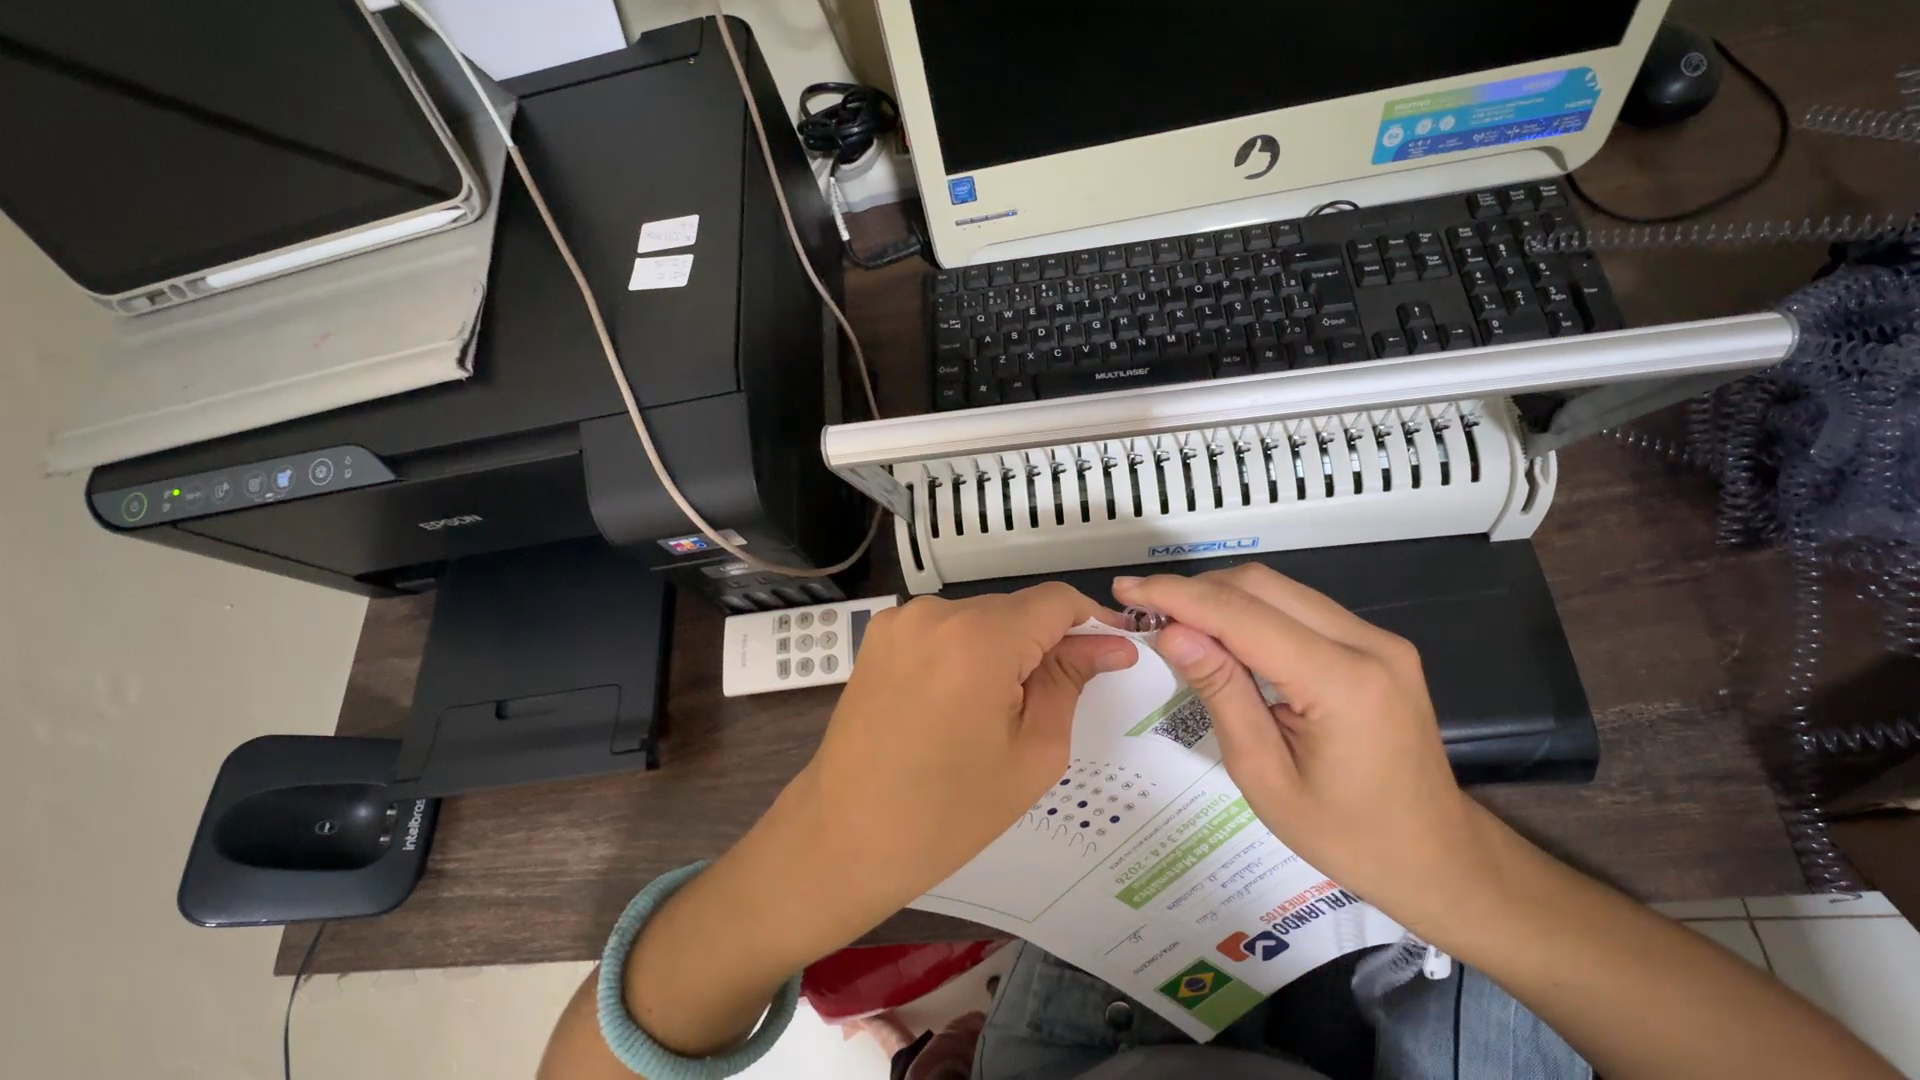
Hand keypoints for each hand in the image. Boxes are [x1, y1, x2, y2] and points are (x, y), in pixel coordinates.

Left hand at [792, 584, 1137, 928]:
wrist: (844, 837)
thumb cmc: (947, 813)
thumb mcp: (1032, 752)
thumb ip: (1070, 683)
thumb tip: (1110, 645)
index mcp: (978, 637)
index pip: (1057, 601)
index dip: (1092, 623)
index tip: (1113, 656)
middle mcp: (935, 612)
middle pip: (1016, 610)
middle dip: (1047, 645)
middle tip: (1056, 705)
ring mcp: (899, 622)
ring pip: (979, 620)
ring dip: (1004, 652)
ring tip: (1000, 716)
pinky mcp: (877, 640)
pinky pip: (943, 632)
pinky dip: (965, 655)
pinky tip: (961, 706)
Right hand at [1112, 565, 1489, 921]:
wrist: (1437, 858)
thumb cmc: (1347, 836)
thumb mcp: (1264, 775)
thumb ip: (1221, 693)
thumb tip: (1174, 633)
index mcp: (1341, 682)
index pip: (1241, 614)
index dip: (1177, 596)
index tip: (1126, 590)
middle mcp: (1368, 644)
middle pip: (1262, 586)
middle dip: (1196, 590)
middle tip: (1145, 612)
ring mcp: (1379, 641)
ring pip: (1282, 591)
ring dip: (1223, 599)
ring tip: (1175, 624)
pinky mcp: (1378, 647)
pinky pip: (1302, 610)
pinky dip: (1254, 614)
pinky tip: (1224, 638)